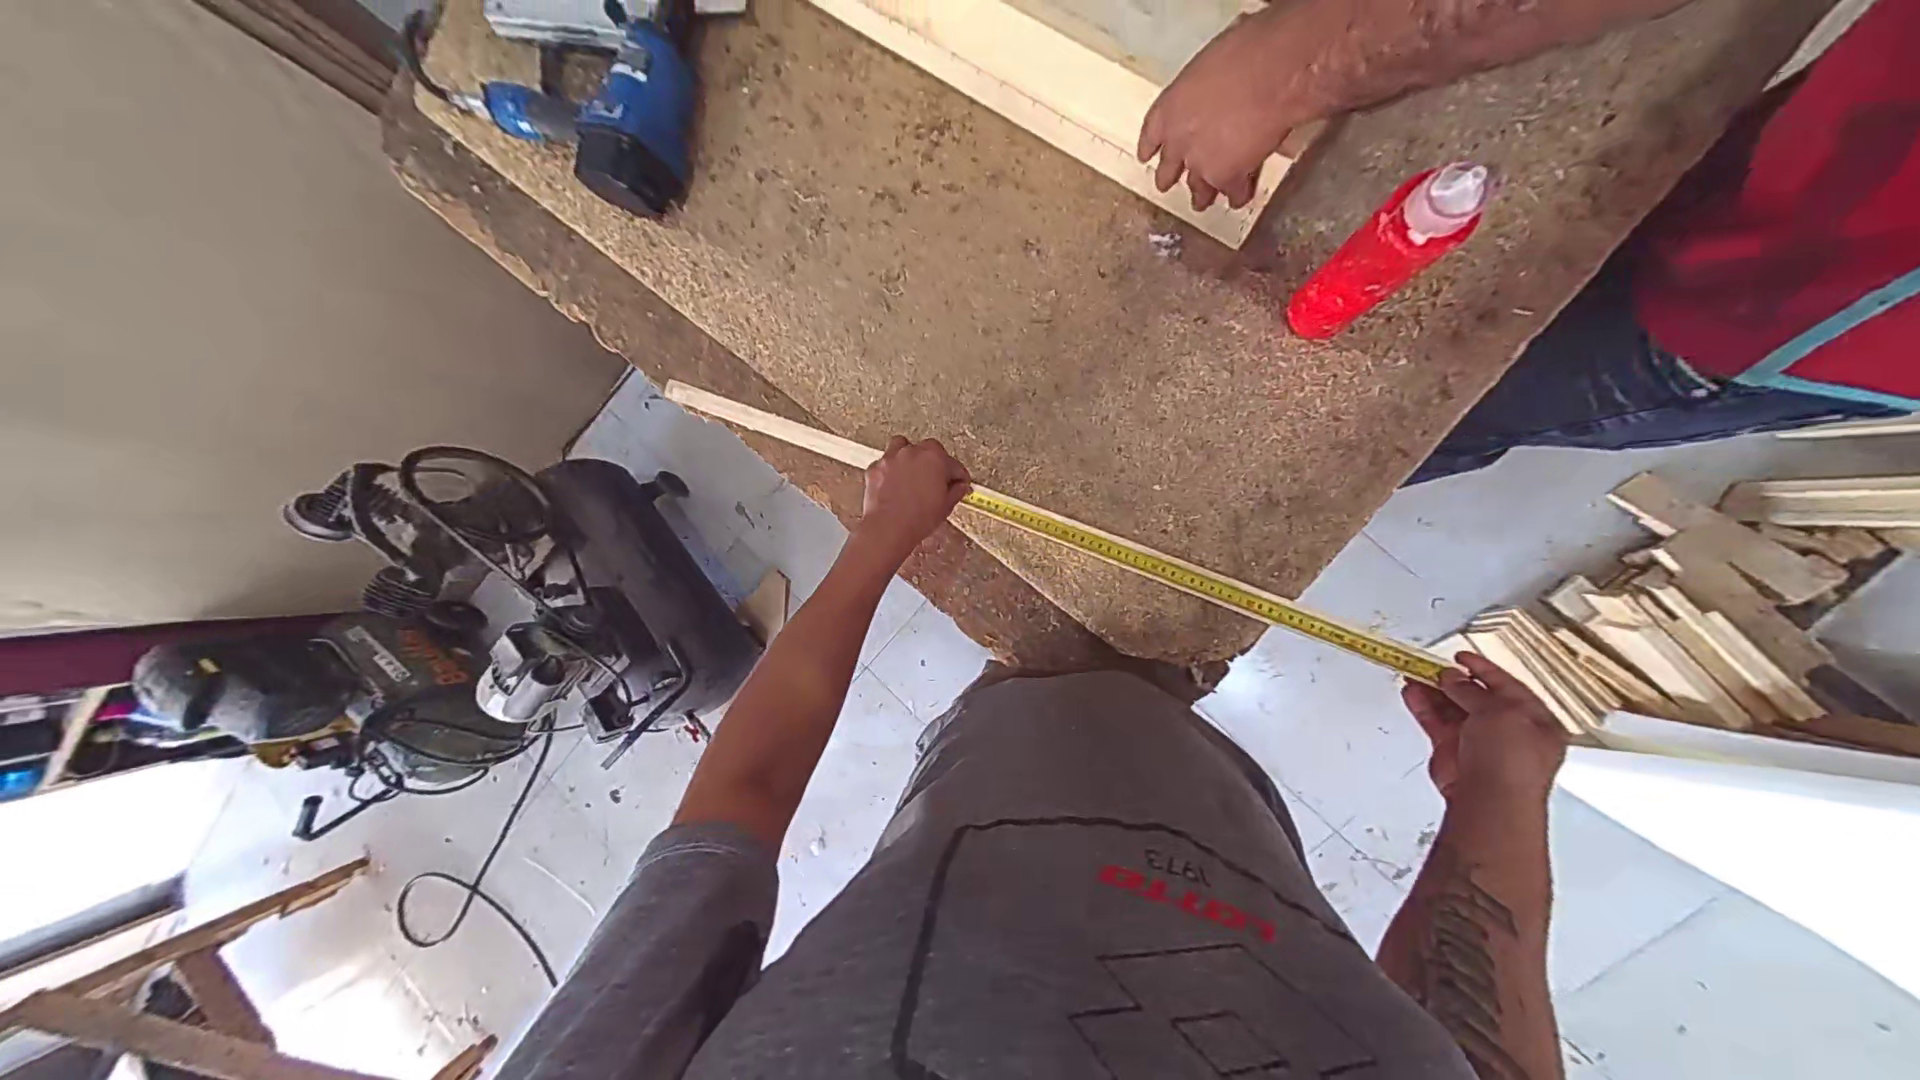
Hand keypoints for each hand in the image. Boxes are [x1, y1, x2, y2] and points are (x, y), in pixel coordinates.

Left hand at [855, 437, 971, 560]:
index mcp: (935, 458)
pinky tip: (894, 482)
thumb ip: (956, 491)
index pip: (953, 463)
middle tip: (936, 480)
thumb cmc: (917, 518)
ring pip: (902, 447)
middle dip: (934, 462)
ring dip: (909, 456)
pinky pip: (885, 462)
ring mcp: (892, 458)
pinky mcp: (875, 468)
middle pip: (928, 450)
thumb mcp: (946, 506)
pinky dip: (891, 469)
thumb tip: (959, 487)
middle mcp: (913, 452)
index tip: (959, 482)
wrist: (889, 528)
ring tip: (913, 472)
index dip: (958, 475)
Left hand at [1137, 7, 1322, 210]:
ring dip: (1202, 195)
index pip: (1151, 133)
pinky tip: (1240, 198)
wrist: (1274, 71)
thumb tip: (1216, 85)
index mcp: (1169, 108)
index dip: (1149, 147)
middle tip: (1167, 185)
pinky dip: (1238, 196)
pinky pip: (1232, 193)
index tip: (1145, 156)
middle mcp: (1178, 141)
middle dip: (1169, 177)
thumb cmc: (1250, 49)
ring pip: (1198, 188)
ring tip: (1202, 202)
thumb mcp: (1214, 61)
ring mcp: (1201, 164)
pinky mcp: (1226, 177)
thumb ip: (1205, 86)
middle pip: (1168, 168)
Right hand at [1401, 653, 1567, 802]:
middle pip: (1475, 696)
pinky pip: (1434, 721)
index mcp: (1534, 721)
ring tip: (1414, 673)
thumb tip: (1453, 677)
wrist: (1489, 796)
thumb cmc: (1512, 762)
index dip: (1483, 669)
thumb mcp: (1499, 712)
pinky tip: (1411, 692)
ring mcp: (1478, 741)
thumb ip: (1472, 690)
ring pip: (1451, 707)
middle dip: (1452, 680)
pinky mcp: (1451, 750)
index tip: (1462, 657)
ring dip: (1432, 689)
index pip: (1507, 686)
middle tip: (1432, 665)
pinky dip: (1421, 705)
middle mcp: (1507, 730)